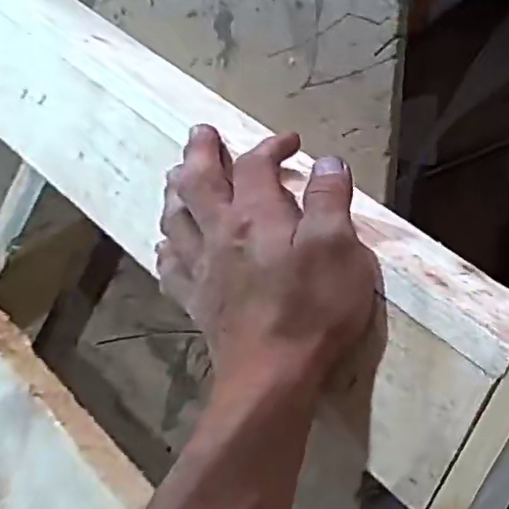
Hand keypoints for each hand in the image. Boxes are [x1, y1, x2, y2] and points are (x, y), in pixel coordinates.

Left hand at [157, 125, 379, 404]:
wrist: (273, 375)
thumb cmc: (315, 307)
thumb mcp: (340, 247)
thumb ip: (331, 201)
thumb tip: (328, 162)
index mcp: (256, 217)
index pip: (255, 167)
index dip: (271, 146)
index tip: (292, 141)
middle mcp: (220, 236)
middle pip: (200, 184)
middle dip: (202, 153)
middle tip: (202, 133)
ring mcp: (203, 271)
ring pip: (176, 219)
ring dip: (176, 191)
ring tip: (177, 176)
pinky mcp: (198, 303)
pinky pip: (172, 265)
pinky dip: (169, 245)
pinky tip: (168, 244)